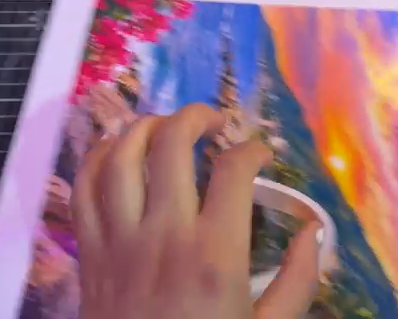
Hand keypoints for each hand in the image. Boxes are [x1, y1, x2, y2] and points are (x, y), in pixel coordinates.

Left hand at [75, 104, 321, 318]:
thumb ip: (298, 281)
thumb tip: (315, 230)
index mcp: (214, 253)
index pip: (234, 170)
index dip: (253, 149)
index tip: (262, 153)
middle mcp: (164, 234)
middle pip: (172, 142)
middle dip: (198, 116)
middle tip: (216, 121)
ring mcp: (119, 241)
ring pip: (122, 155)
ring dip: (146, 126)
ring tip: (167, 125)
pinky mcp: (88, 254)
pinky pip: (83, 189)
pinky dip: (96, 156)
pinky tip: (117, 147)